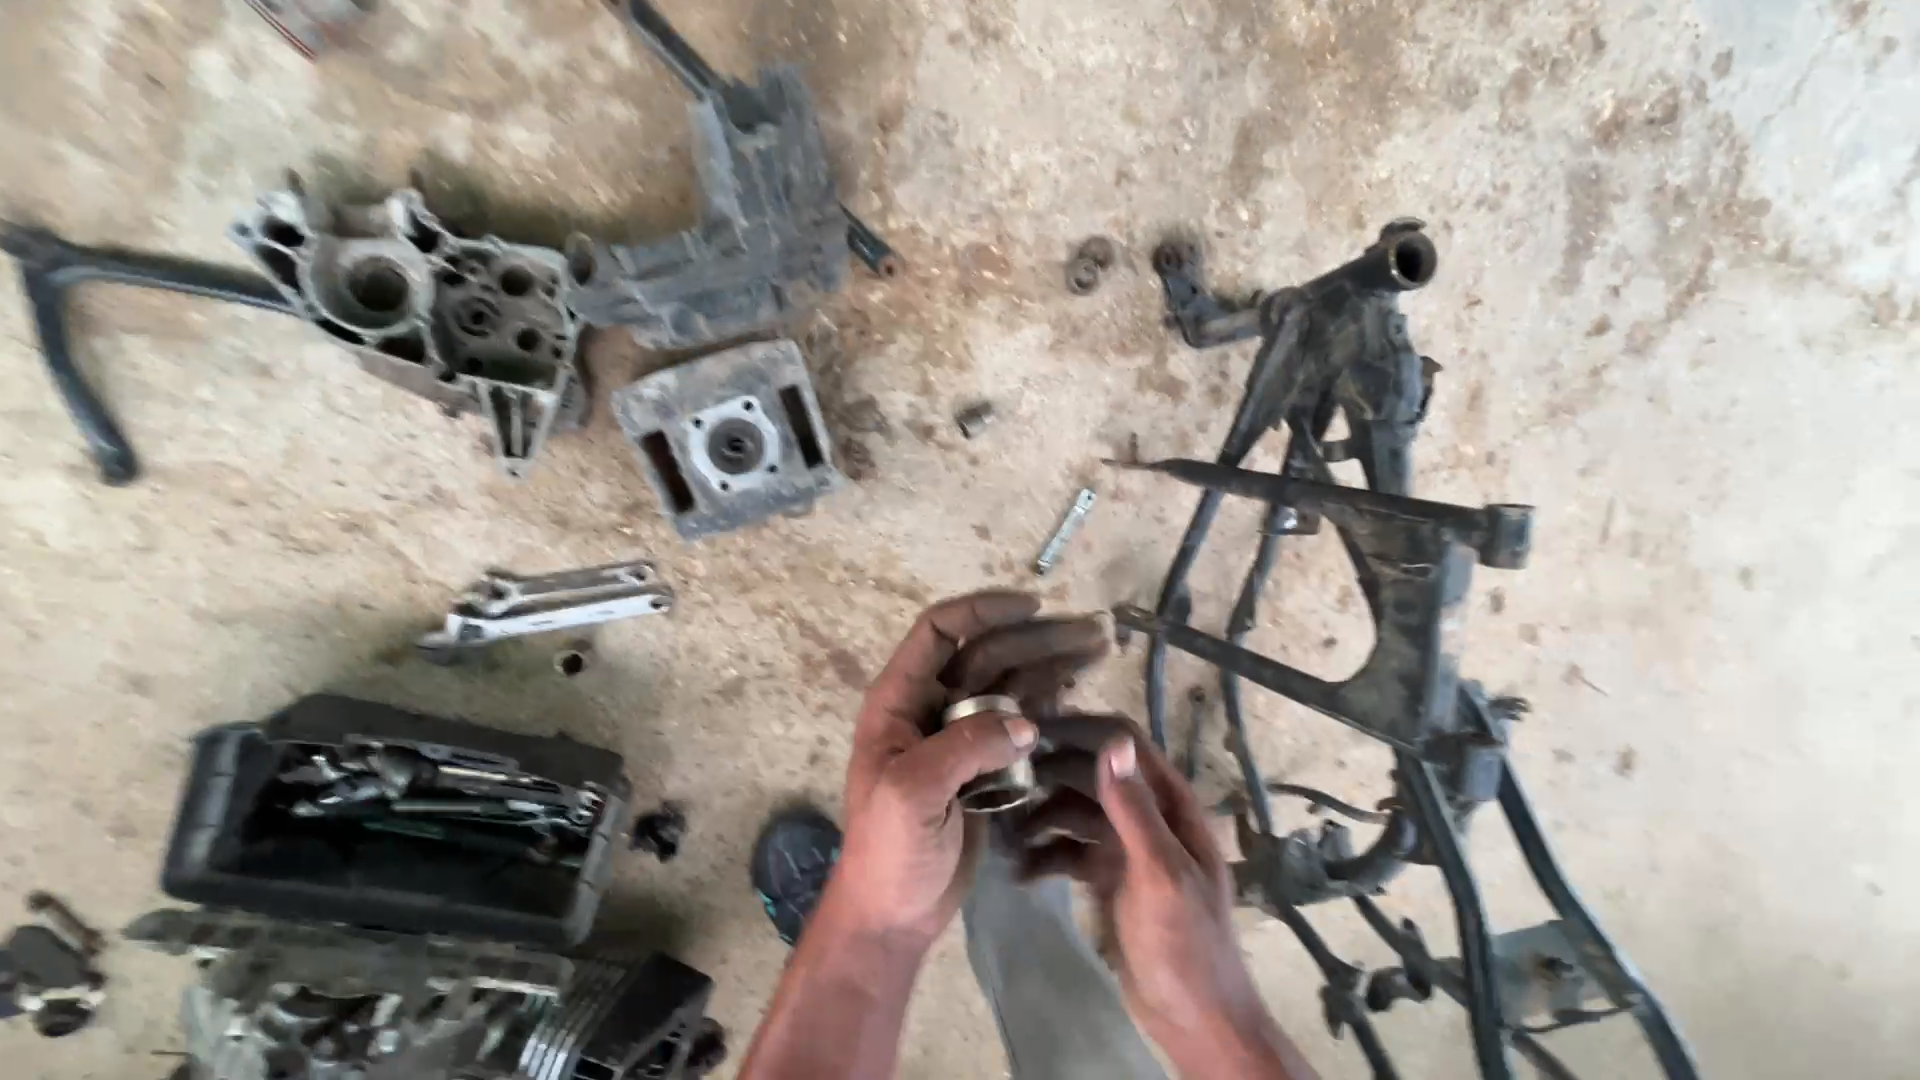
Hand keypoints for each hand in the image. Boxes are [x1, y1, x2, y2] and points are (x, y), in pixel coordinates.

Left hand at [827, 591, 1109, 948]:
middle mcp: (930, 706)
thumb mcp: (912, 793)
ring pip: (1008, 682)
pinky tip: (1079, 692)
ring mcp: (959, 734)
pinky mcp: (983, 762)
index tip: (1033, 606)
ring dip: (1051, 663)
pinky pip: (1019, 719)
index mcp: (900, 701)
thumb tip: (1026, 724)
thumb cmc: (888, 850)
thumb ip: (964, 749)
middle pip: (986, 653)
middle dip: (1037, 637)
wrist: (894, 911)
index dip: (982, 610)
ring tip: (1099, 650)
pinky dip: (1049, 702)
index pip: (938, 632)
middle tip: (1094, 634)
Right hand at [1019, 717, 1314, 1077]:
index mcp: (1170, 804)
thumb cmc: (1186, 943)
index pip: (1123, 743)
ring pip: (1073, 811)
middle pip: (1090, 773)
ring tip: (1002, 832)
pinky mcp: (1105, 875)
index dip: (1081, 729)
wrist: (1194, 1019)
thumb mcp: (1160, 872)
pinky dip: (1044, 856)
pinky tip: (1019, 873)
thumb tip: (1112, 743)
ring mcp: (1124, 846)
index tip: (1031, 728)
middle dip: (1048, 774)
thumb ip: (1135, 809)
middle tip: (1001, 780)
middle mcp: (1145, 815)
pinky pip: (1067, 851)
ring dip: (1039, 816)